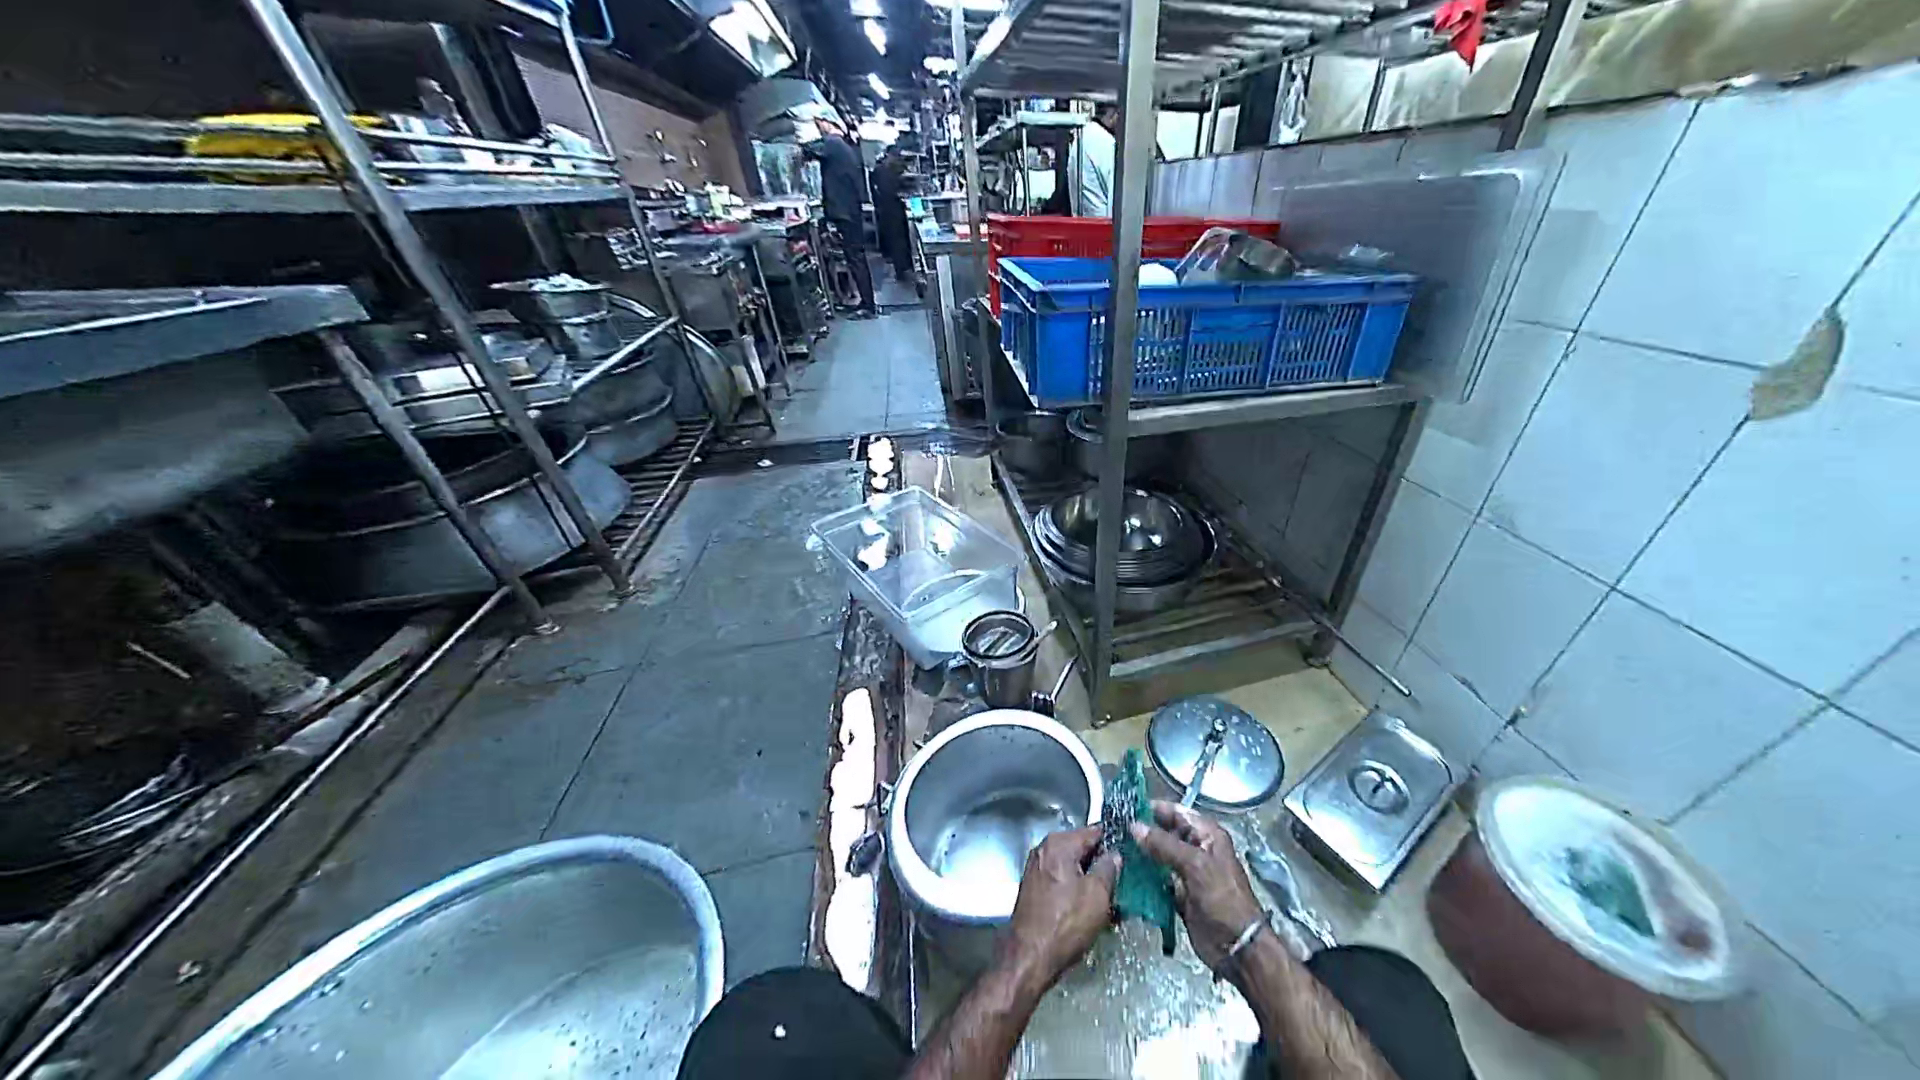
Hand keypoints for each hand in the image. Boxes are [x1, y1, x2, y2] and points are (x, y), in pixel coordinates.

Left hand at [999, 826, 1120, 989]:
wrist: (1029, 957)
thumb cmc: (1066, 923)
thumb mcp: (1098, 895)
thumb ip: (1109, 868)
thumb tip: (1115, 854)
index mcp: (1059, 844)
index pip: (1094, 831)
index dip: (1115, 840)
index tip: (1133, 851)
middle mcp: (1045, 849)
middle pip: (1082, 849)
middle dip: (1103, 863)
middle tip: (1127, 880)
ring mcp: (1037, 868)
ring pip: (1073, 867)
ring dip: (1092, 880)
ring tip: (1115, 899)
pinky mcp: (1035, 888)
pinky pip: (1063, 880)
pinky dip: (1078, 889)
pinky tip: (1094, 908)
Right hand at [1129, 800, 1265, 969]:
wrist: (1238, 947)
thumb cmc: (1222, 899)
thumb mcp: (1195, 865)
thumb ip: (1164, 844)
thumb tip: (1134, 826)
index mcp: (1207, 835)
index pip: (1177, 812)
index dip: (1154, 808)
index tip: (1127, 808)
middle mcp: (1197, 849)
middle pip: (1165, 833)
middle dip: (1143, 831)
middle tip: (1116, 829)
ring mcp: (1187, 872)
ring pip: (1159, 856)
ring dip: (1141, 854)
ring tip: (1116, 849)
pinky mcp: (1179, 893)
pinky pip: (1157, 879)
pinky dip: (1143, 876)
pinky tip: (1125, 873)